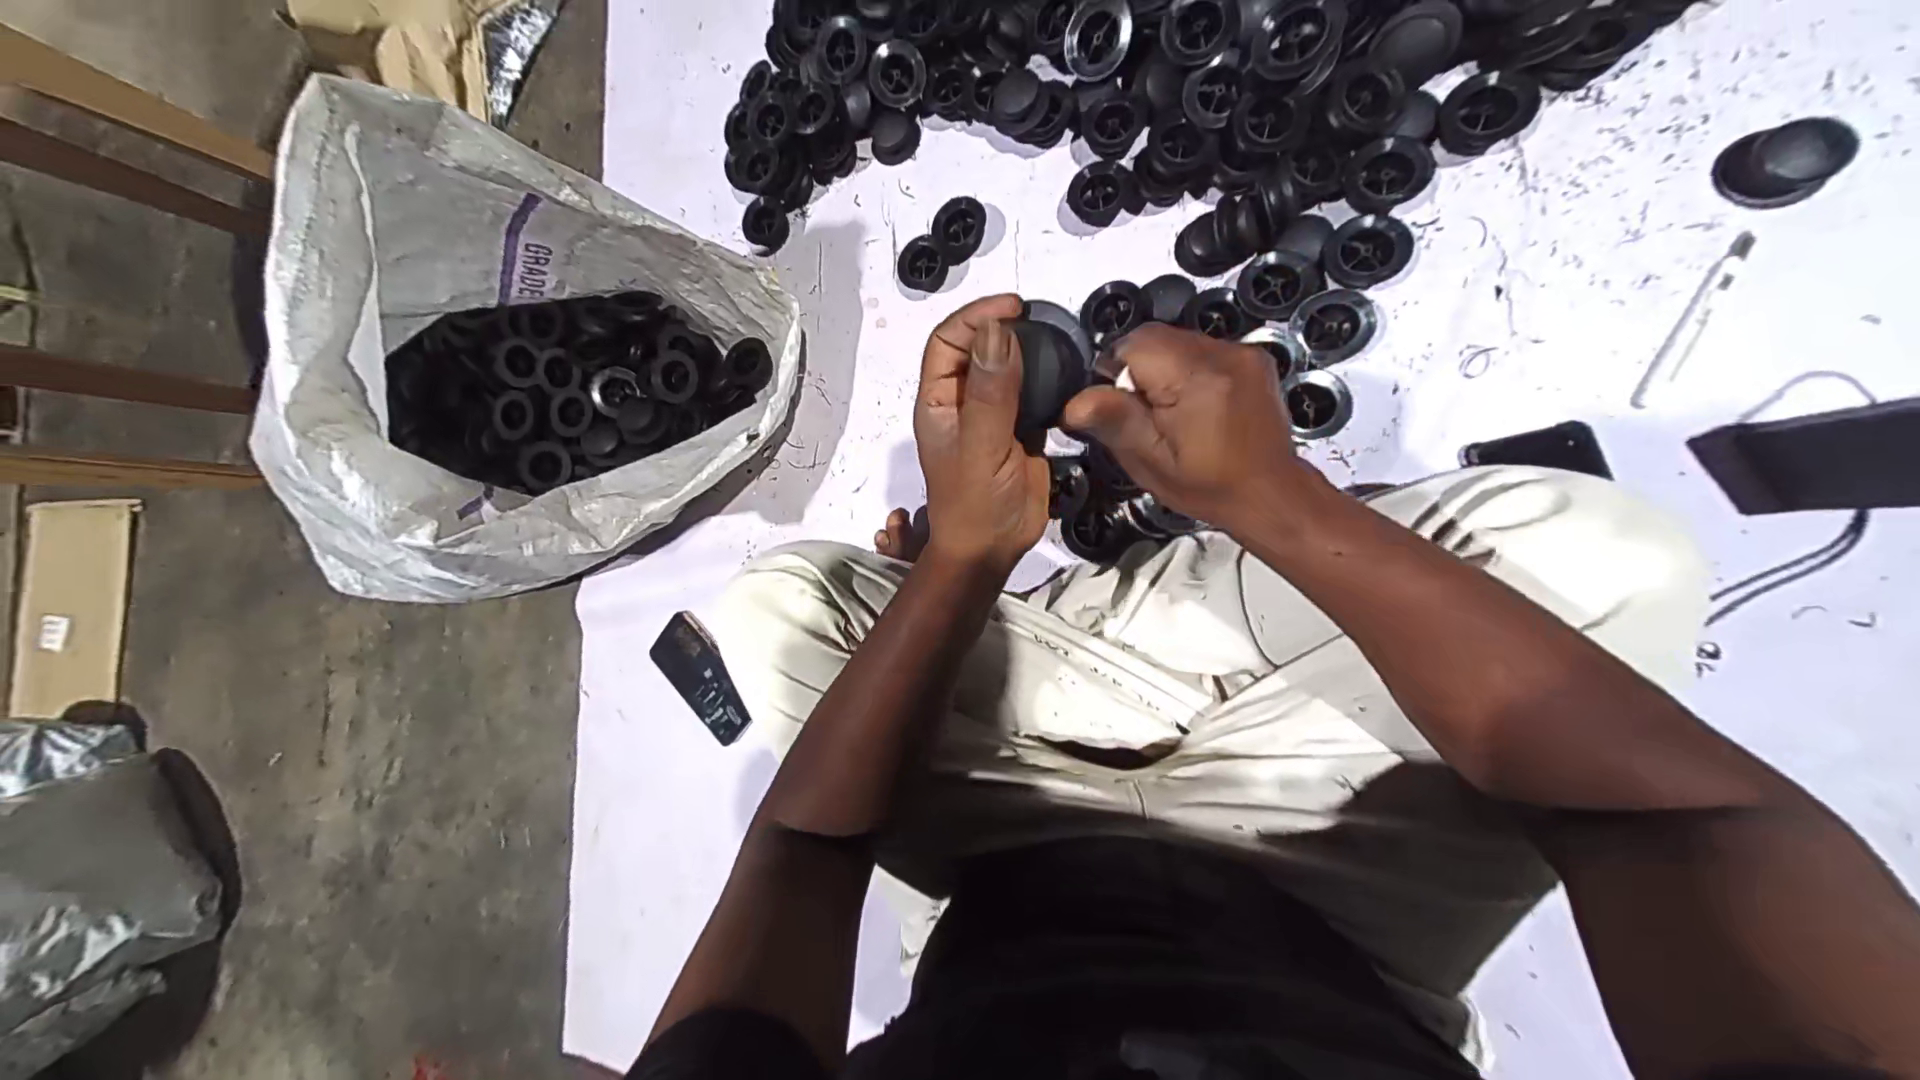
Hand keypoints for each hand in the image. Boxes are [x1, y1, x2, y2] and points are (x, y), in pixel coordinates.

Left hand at [912, 295, 1050, 574]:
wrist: (994, 548)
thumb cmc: (975, 504)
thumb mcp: (981, 446)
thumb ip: (989, 392)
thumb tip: (996, 331)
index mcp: (939, 402)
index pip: (948, 342)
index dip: (975, 317)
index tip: (1012, 307)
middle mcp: (962, 403)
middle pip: (977, 348)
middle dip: (1002, 327)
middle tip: (1040, 321)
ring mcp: (991, 416)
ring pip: (1005, 368)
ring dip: (1027, 351)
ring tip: (1056, 341)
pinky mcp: (1018, 430)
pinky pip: (1029, 394)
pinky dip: (1045, 380)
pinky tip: (1064, 374)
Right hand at [1061, 322, 1315, 530]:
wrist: (1269, 493)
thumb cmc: (1208, 485)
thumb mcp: (1150, 462)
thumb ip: (1114, 422)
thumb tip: (1074, 402)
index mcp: (1195, 379)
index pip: (1132, 343)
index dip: (1115, 372)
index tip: (1126, 408)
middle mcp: (1223, 354)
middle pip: (1155, 337)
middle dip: (1139, 371)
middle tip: (1148, 416)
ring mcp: (1242, 352)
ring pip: (1177, 341)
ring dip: (1162, 370)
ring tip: (1173, 414)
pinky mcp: (1252, 357)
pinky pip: (1202, 349)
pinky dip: (1188, 371)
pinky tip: (1195, 407)